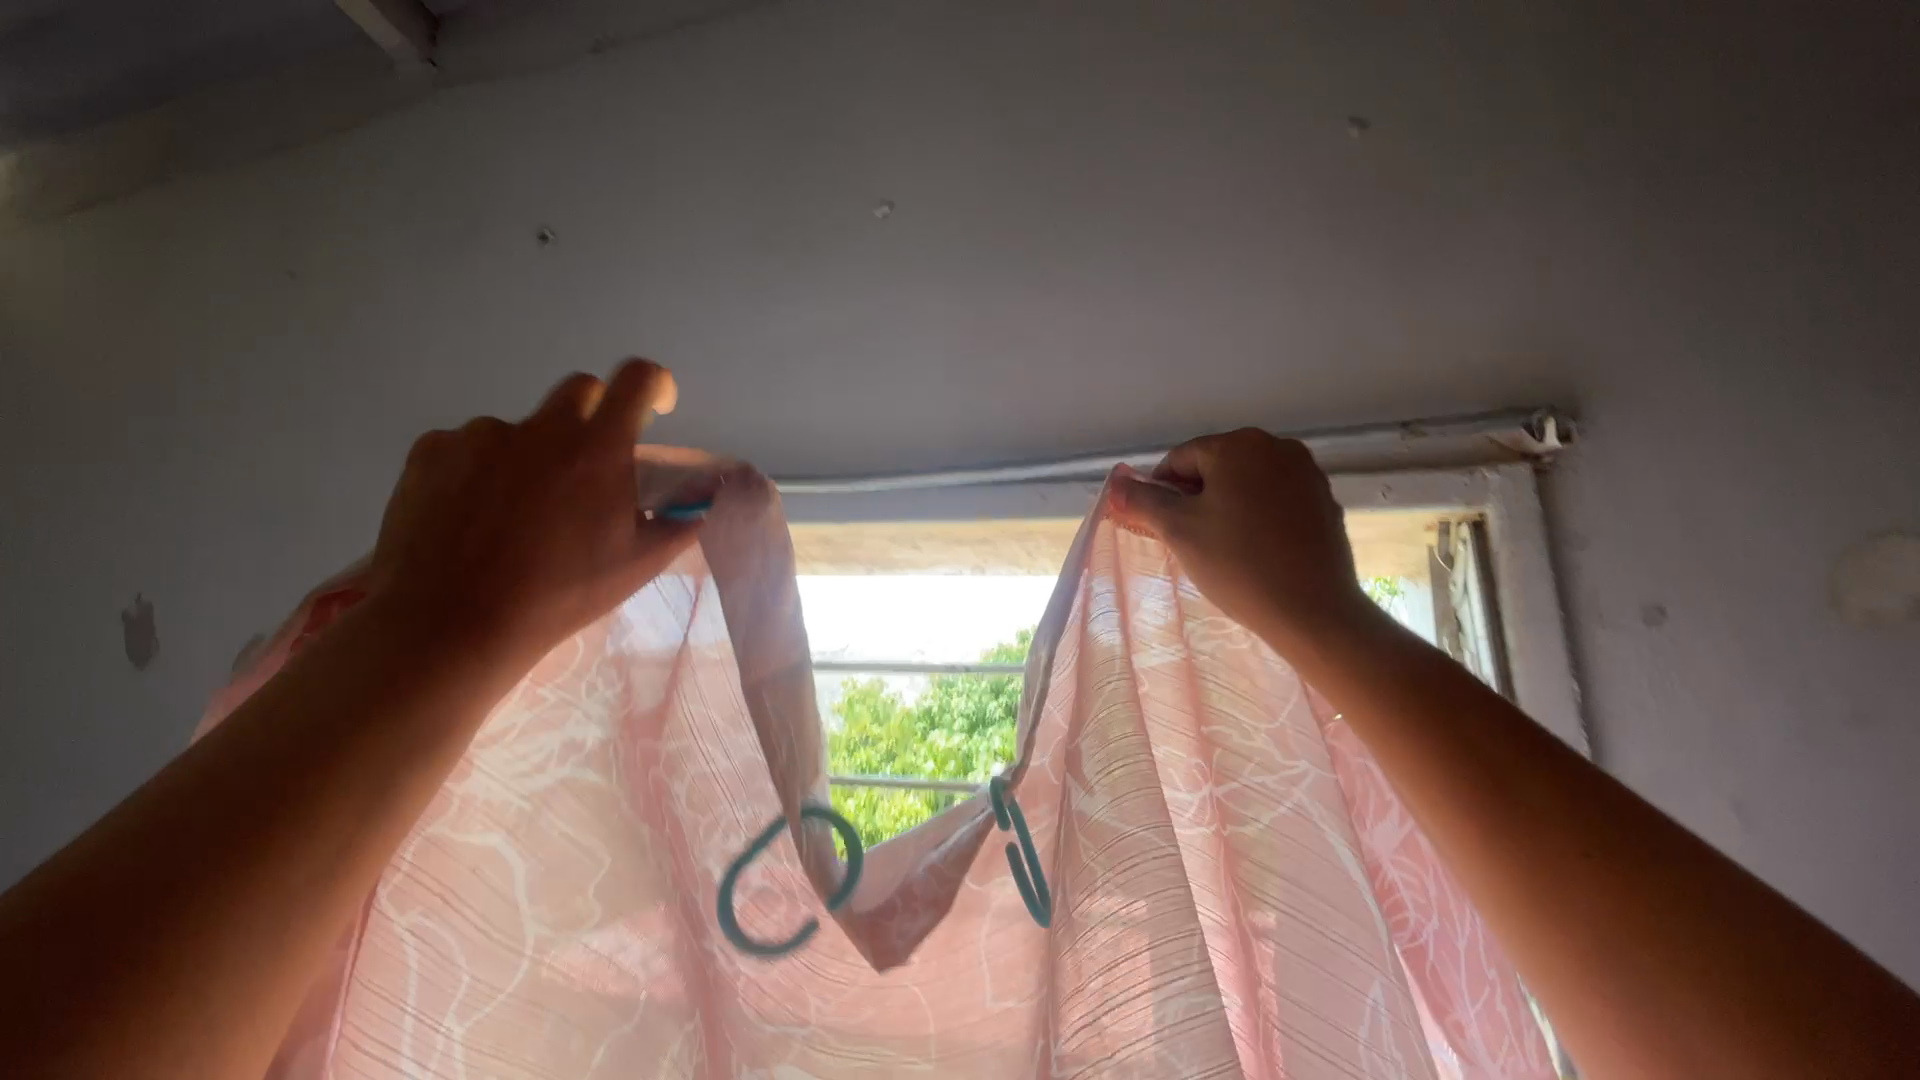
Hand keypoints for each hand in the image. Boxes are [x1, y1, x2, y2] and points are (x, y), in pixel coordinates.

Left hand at [365, 359, 700, 664]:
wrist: (453, 622)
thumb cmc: (561, 594)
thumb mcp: (638, 564)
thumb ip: (681, 521)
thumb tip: (706, 497)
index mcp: (600, 449)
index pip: (638, 379)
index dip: (653, 384)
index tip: (654, 408)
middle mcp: (542, 427)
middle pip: (580, 391)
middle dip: (594, 418)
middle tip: (587, 471)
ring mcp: (482, 435)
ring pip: (521, 428)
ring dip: (532, 454)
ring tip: (518, 513)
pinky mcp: (433, 450)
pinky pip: (468, 446)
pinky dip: (481, 470)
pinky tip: (473, 516)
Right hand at [1107, 428, 1370, 640]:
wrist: (1312, 610)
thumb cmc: (1237, 564)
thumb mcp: (1178, 531)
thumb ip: (1143, 501)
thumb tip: (1116, 484)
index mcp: (1237, 445)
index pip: (1179, 460)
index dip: (1161, 493)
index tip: (1160, 528)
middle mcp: (1277, 447)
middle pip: (1216, 468)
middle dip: (1196, 499)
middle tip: (1190, 541)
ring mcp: (1307, 473)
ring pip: (1247, 484)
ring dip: (1227, 507)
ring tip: (1223, 549)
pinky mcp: (1325, 501)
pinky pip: (1276, 501)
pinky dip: (1258, 518)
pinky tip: (1256, 551)